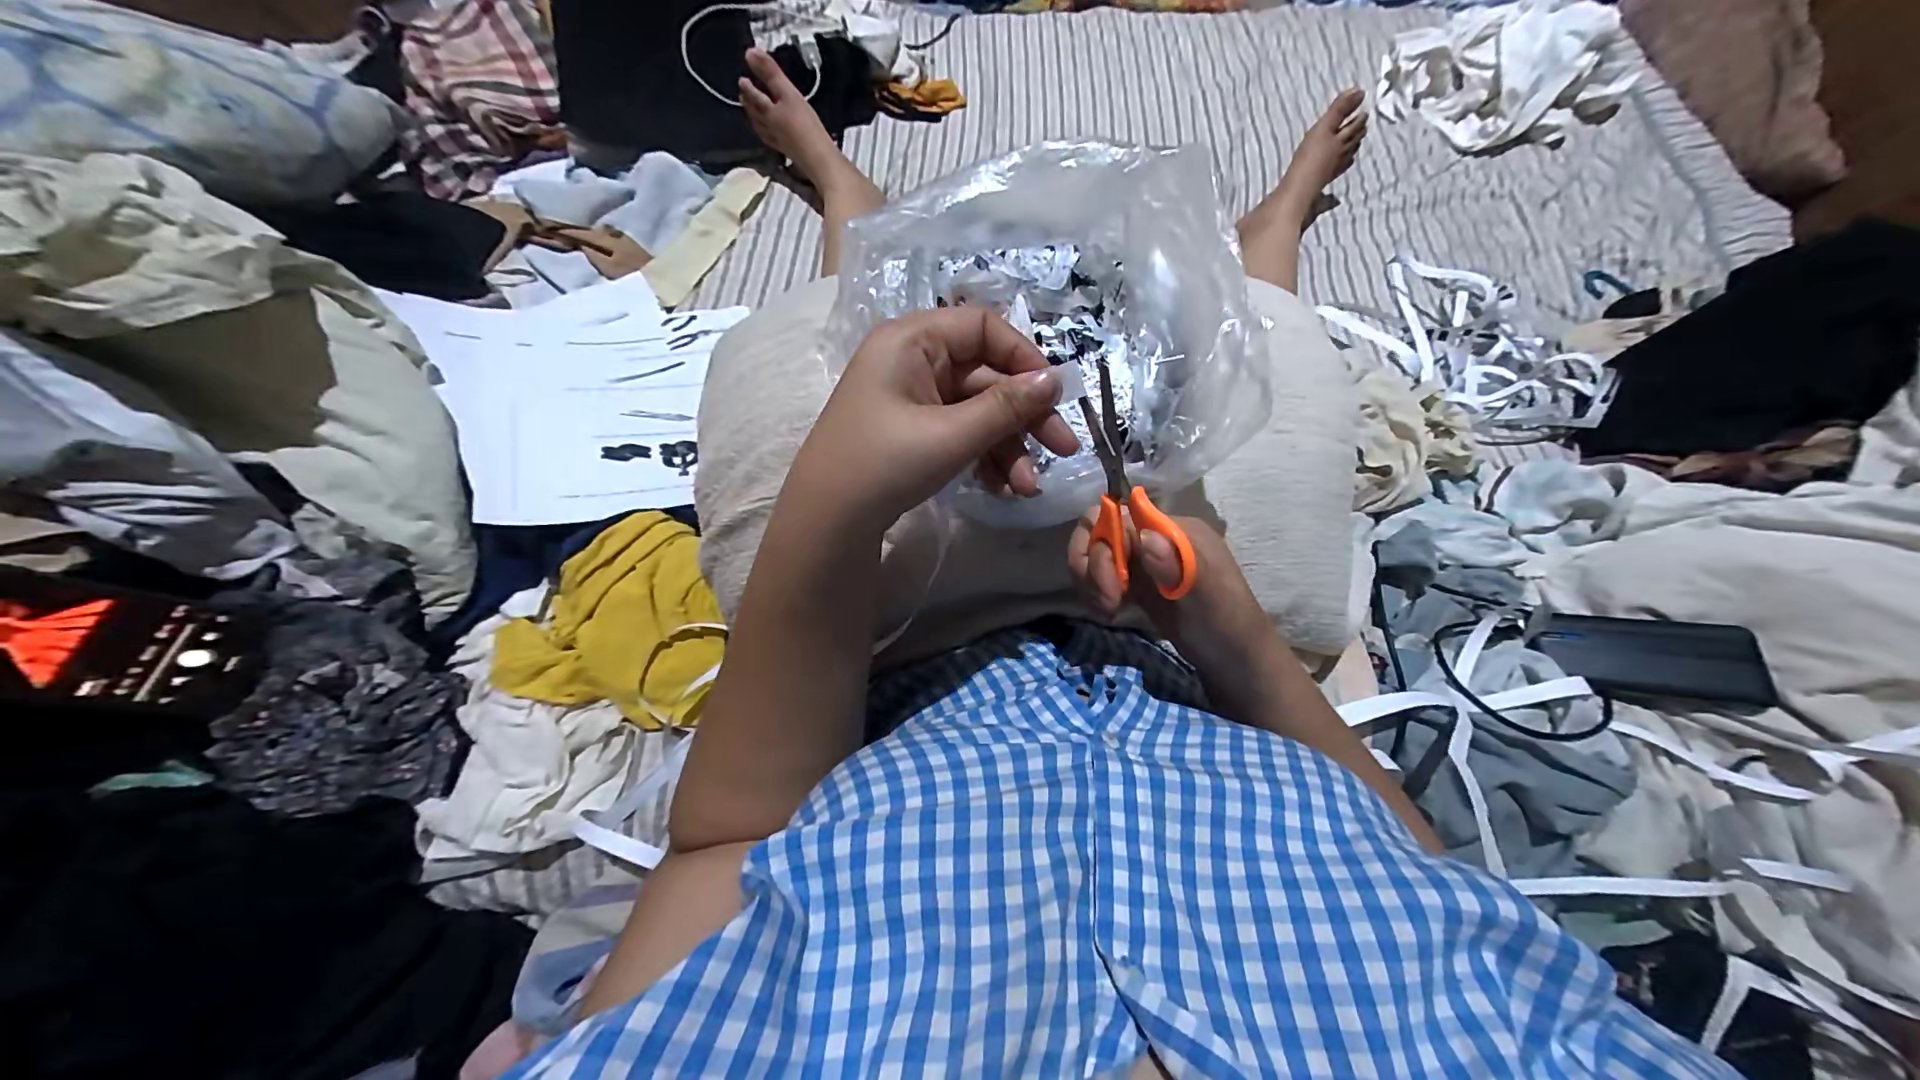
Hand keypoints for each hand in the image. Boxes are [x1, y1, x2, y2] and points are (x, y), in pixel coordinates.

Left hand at [787, 308, 1079, 532]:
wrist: (826, 523)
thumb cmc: (884, 464)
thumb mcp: (951, 434)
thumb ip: (1006, 406)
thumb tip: (1054, 381)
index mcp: (911, 341)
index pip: (982, 327)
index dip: (1022, 357)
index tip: (1054, 395)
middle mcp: (912, 362)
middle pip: (986, 376)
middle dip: (1025, 417)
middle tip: (1064, 449)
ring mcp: (912, 400)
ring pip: (978, 412)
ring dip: (1008, 448)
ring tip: (1027, 488)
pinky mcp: (914, 434)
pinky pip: (961, 434)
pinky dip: (985, 458)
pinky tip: (1004, 489)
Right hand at [1068, 509, 1279, 683]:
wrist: (1233, 659)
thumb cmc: (1225, 625)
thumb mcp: (1207, 595)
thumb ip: (1177, 564)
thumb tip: (1146, 535)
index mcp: (1174, 530)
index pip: (1119, 517)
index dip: (1105, 546)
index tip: (1115, 587)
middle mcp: (1154, 537)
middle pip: (1099, 530)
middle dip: (1092, 565)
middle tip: (1107, 601)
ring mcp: (1142, 559)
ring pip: (1094, 552)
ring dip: (1090, 579)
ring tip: (1108, 609)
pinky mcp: (1134, 581)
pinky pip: (1099, 573)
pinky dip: (1094, 590)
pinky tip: (1110, 611)